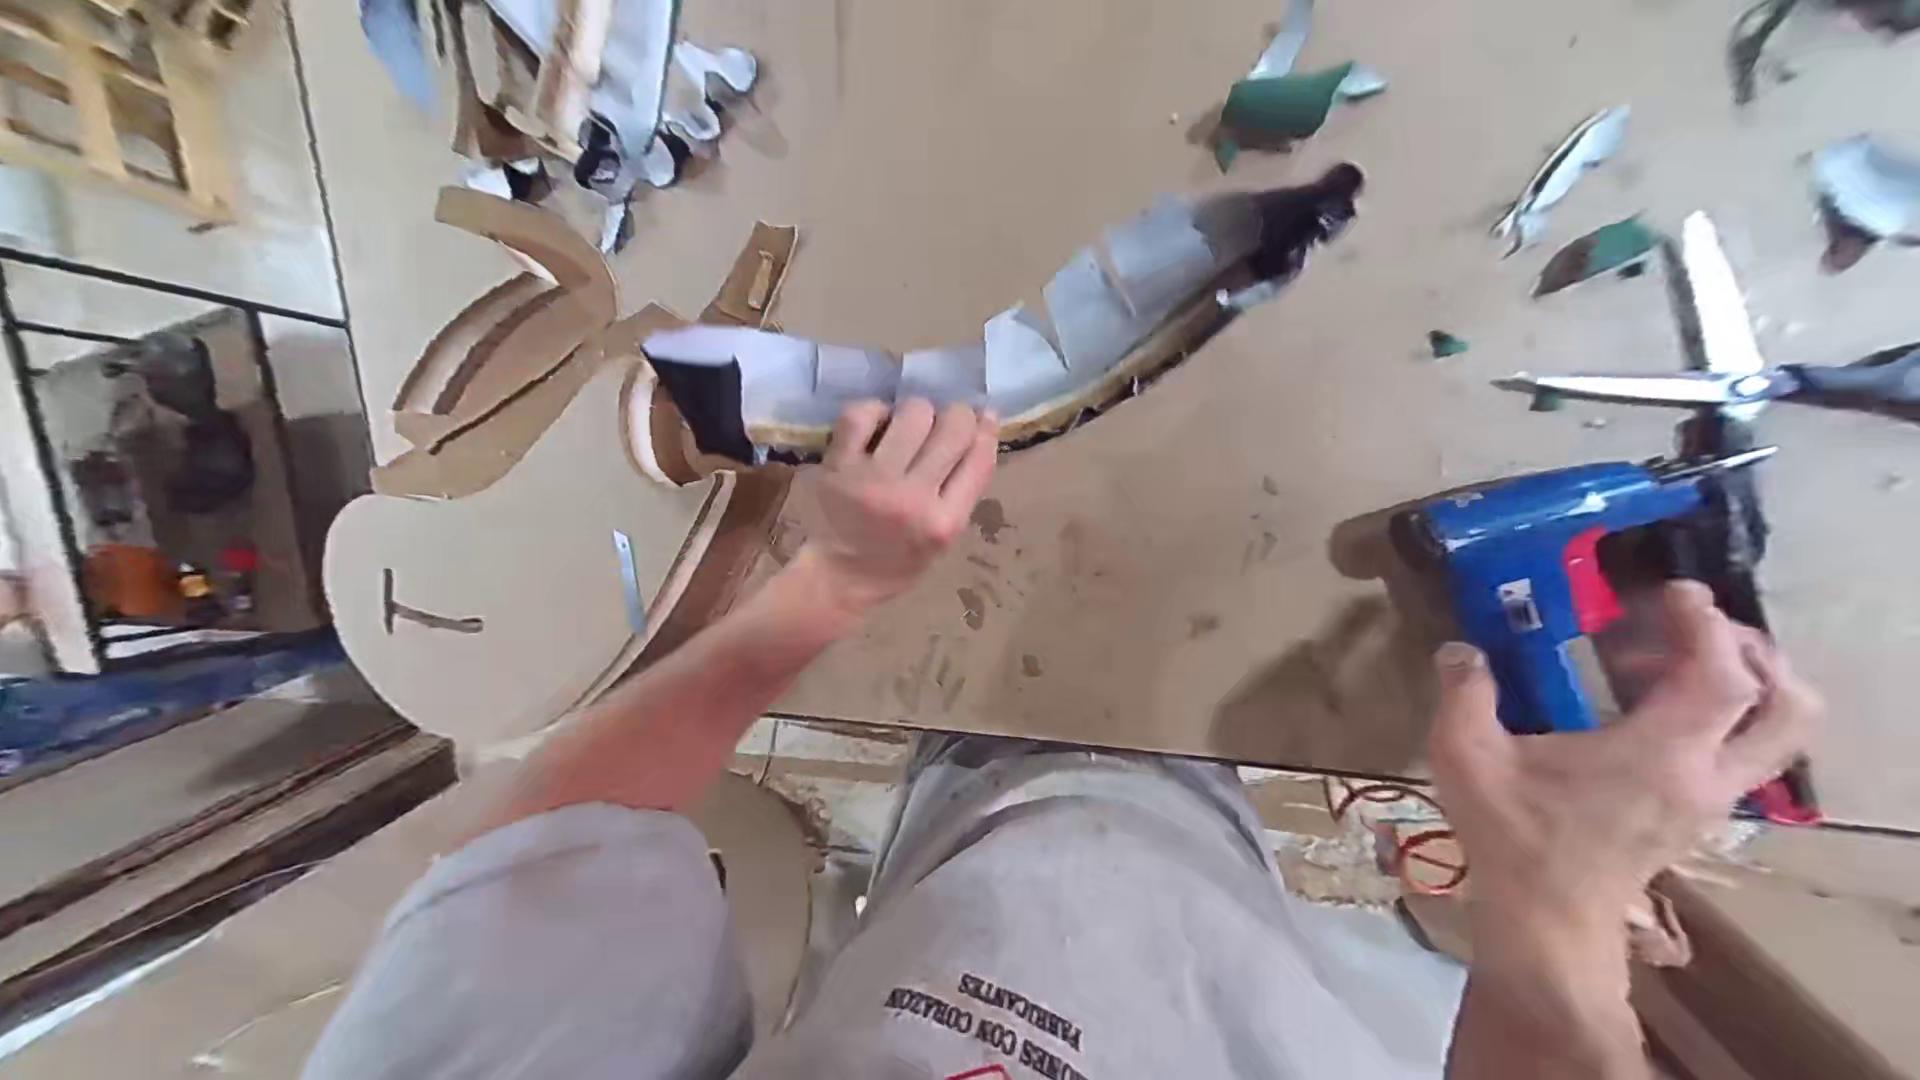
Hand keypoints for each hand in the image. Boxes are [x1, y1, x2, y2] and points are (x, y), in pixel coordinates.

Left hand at [800, 398, 998, 613]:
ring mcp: (873, 480)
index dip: (986, 429)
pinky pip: (862, 414)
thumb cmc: (898, 561)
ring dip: (918, 412)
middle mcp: (912, 498)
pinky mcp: (839, 466)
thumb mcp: (945, 537)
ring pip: (914, 412)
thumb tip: (985, 425)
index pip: (979, 457)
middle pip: (953, 427)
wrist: (839, 575)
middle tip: (946, 423)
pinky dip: (875, 411)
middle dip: (957, 416)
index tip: (983, 417)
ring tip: (910, 428)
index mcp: (944, 522)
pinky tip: (879, 424)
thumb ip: (965, 489)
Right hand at [1429, 582, 1821, 928]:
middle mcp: (1705, 775)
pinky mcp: (1696, 813)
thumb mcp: (1464, 751)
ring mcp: (1709, 798)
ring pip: (1777, 735)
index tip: (1677, 591)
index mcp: (1657, 754)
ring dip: (1745, 684)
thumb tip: (1460, 648)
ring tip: (1668, 661)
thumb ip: (1465, 692)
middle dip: (1752, 652)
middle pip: (1785, 707)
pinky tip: (1643, 709)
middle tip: (1690, 624)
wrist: (1546, 910)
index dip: (1707, 626)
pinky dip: (1716, 714)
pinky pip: (1740, 751)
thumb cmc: (1510, 828)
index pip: (1719, 679)